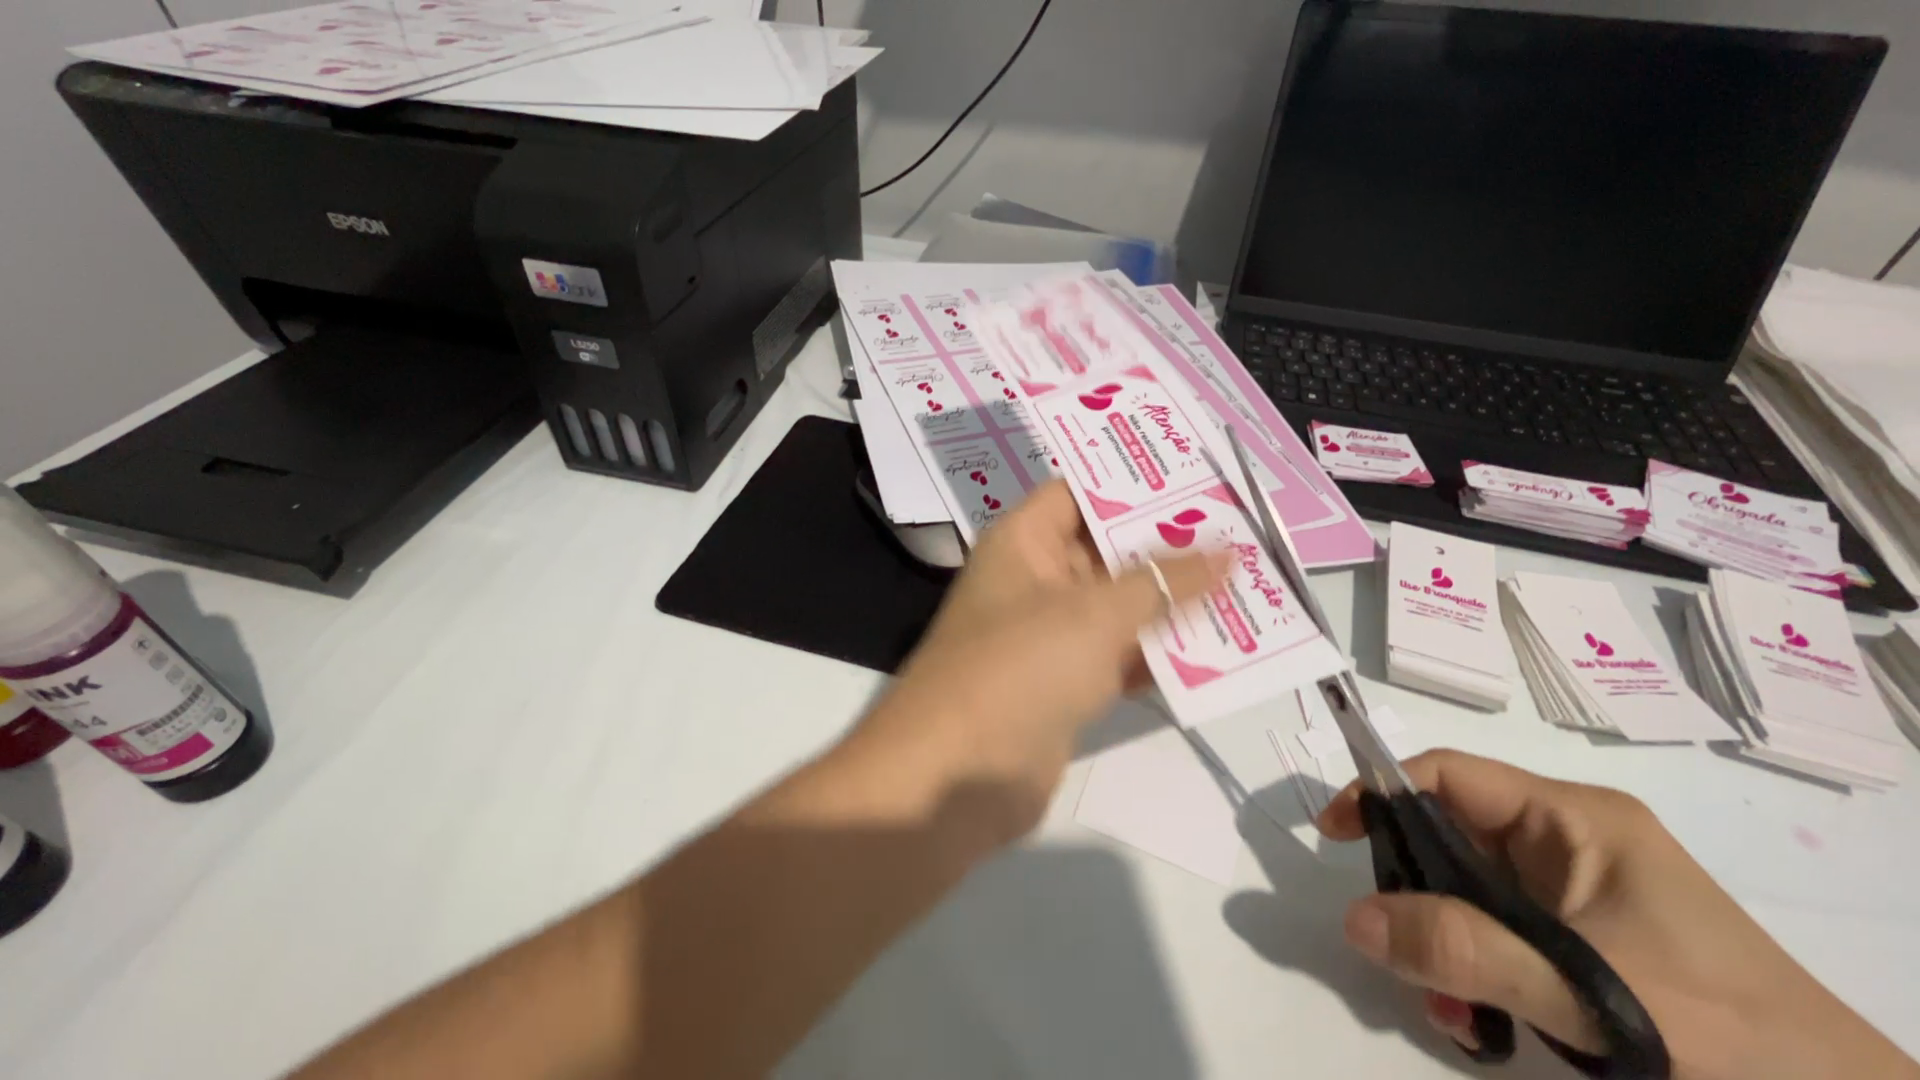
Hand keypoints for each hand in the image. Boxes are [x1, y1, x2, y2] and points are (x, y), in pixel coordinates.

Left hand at [853, 481, 1225, 843]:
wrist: (957, 776)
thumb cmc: (1020, 668)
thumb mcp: (1094, 613)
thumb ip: (1163, 581)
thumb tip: (1227, 552)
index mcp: (1023, 543)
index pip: (1081, 493)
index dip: (1136, 485)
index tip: (1202, 479)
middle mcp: (1036, 582)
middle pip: (1109, 549)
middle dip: (1172, 544)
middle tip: (1246, 530)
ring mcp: (1052, 638)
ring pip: (1122, 607)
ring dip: (1177, 601)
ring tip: (1252, 582)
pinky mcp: (1068, 687)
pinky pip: (1124, 657)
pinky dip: (1165, 653)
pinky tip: (1227, 647)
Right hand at [1316, 750, 1918, 1079]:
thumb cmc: (1725, 1030)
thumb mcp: (1582, 988)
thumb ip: (1463, 949)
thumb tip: (1352, 916)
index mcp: (1575, 820)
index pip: (1451, 775)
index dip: (1382, 793)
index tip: (1333, 836)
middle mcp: (1571, 842)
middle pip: (1451, 836)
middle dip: (1412, 893)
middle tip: (1394, 952)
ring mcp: (1579, 893)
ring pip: (1469, 893)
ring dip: (1441, 944)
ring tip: (1447, 1010)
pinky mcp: (1586, 940)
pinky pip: (1499, 934)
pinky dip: (1473, 969)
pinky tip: (1477, 1019)